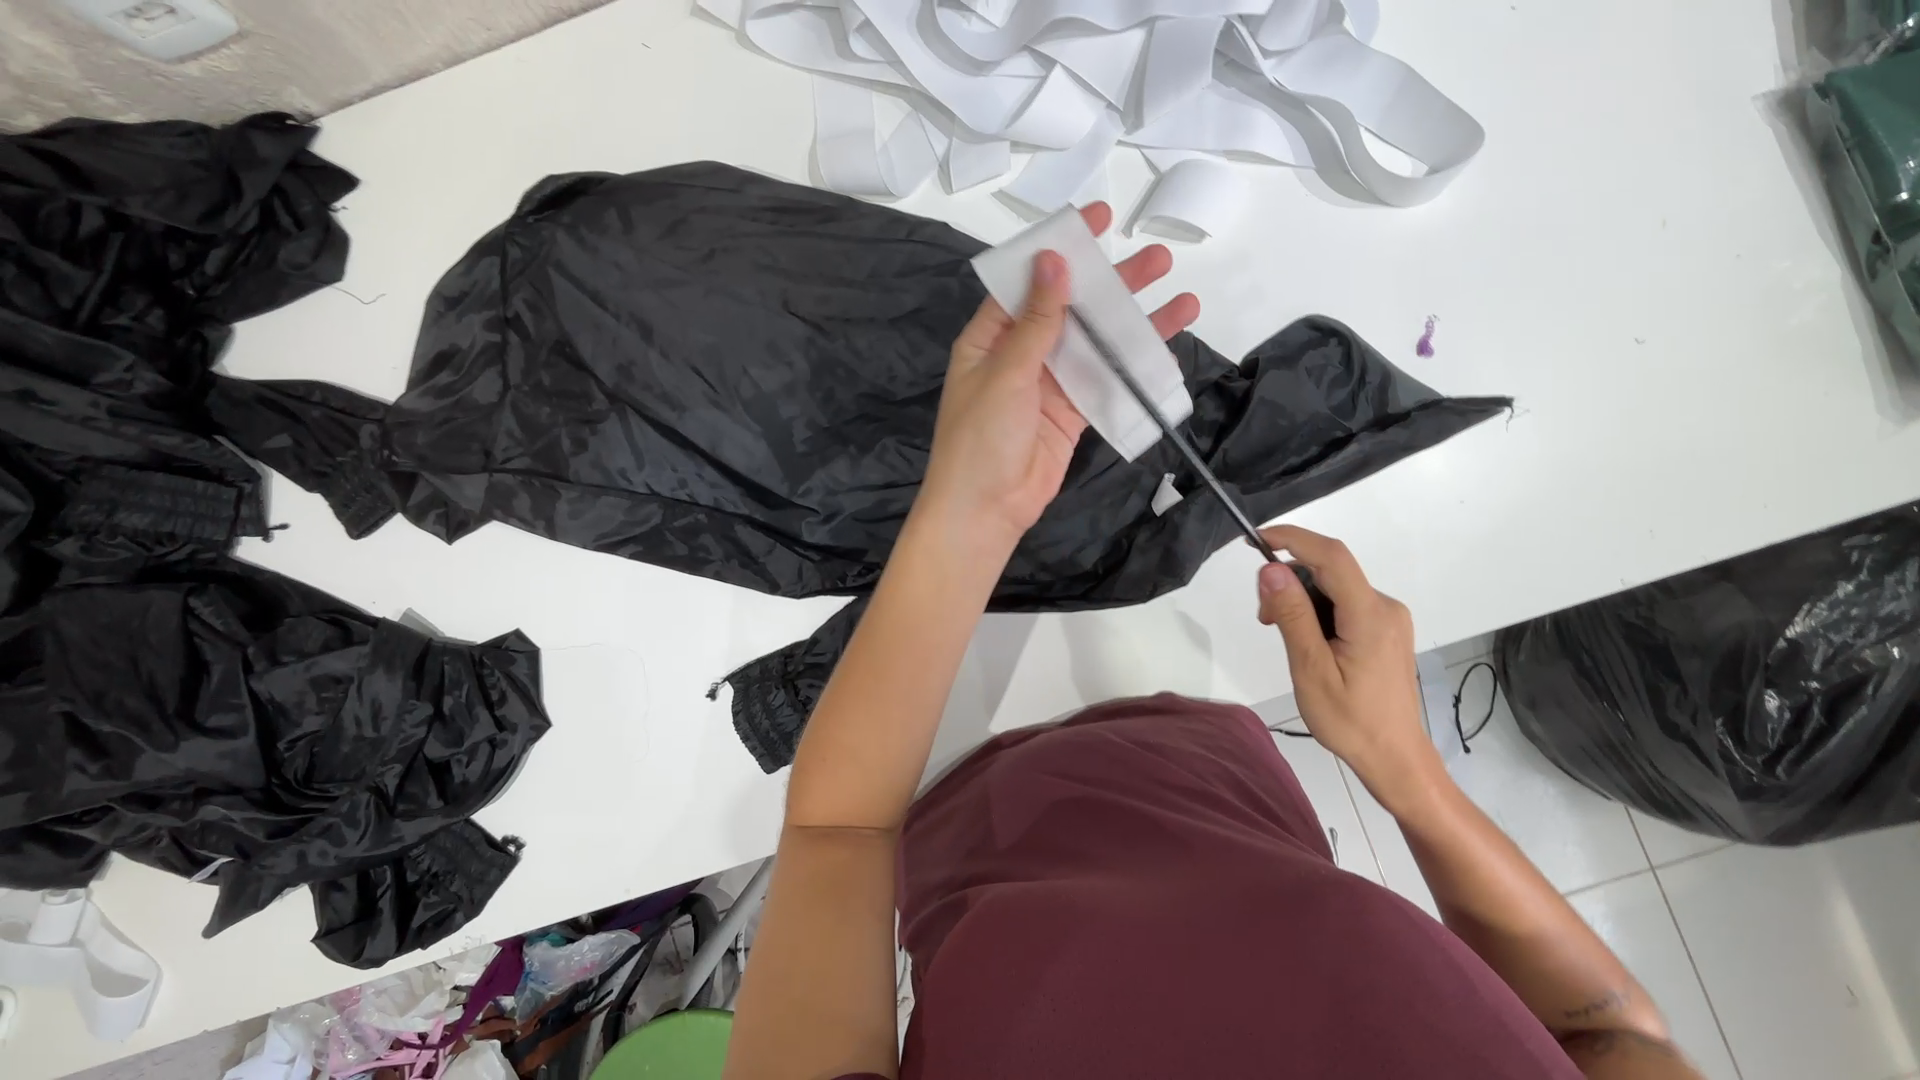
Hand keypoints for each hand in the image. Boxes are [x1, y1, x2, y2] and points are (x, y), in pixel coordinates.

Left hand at [917, 202, 1199, 548]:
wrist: (985, 510)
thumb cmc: (980, 438)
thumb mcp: (1005, 372)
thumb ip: (1036, 322)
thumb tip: (1054, 262)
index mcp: (991, 336)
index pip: (1029, 281)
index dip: (1063, 250)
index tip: (1098, 221)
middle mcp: (1022, 353)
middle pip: (1073, 307)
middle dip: (1113, 283)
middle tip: (1157, 258)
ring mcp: (1050, 383)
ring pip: (1097, 343)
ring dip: (1135, 323)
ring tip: (1182, 299)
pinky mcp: (1073, 412)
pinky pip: (1106, 381)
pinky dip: (1133, 366)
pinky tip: (1166, 349)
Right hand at [1255, 525, 1442, 815]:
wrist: (1395, 758)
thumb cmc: (1350, 721)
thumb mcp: (1311, 670)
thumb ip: (1292, 616)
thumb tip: (1270, 570)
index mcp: (1370, 615)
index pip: (1331, 556)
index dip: (1293, 538)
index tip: (1255, 540)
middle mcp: (1385, 607)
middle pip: (1329, 570)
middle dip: (1289, 580)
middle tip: (1263, 619)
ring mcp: (1388, 617)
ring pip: (1334, 587)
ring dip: (1301, 599)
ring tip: (1283, 636)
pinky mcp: (1385, 629)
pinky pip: (1344, 603)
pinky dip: (1317, 611)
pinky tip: (1306, 641)